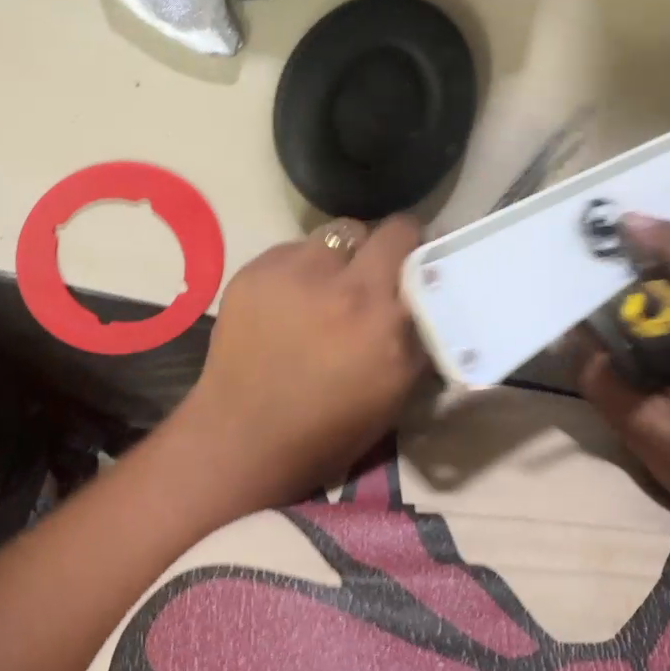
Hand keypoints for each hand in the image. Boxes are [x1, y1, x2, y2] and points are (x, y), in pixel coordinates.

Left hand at [172, 216, 429, 511]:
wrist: (245, 439)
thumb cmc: (329, 430)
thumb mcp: (396, 391)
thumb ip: (414, 336)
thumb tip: (424, 301)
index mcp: (387, 320)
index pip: (423, 257)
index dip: (422, 257)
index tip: (418, 269)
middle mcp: (347, 286)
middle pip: (387, 231)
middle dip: (389, 247)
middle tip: (378, 273)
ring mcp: (296, 273)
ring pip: (337, 234)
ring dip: (343, 256)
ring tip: (329, 286)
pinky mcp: (256, 271)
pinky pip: (292, 249)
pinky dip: (299, 268)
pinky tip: (288, 301)